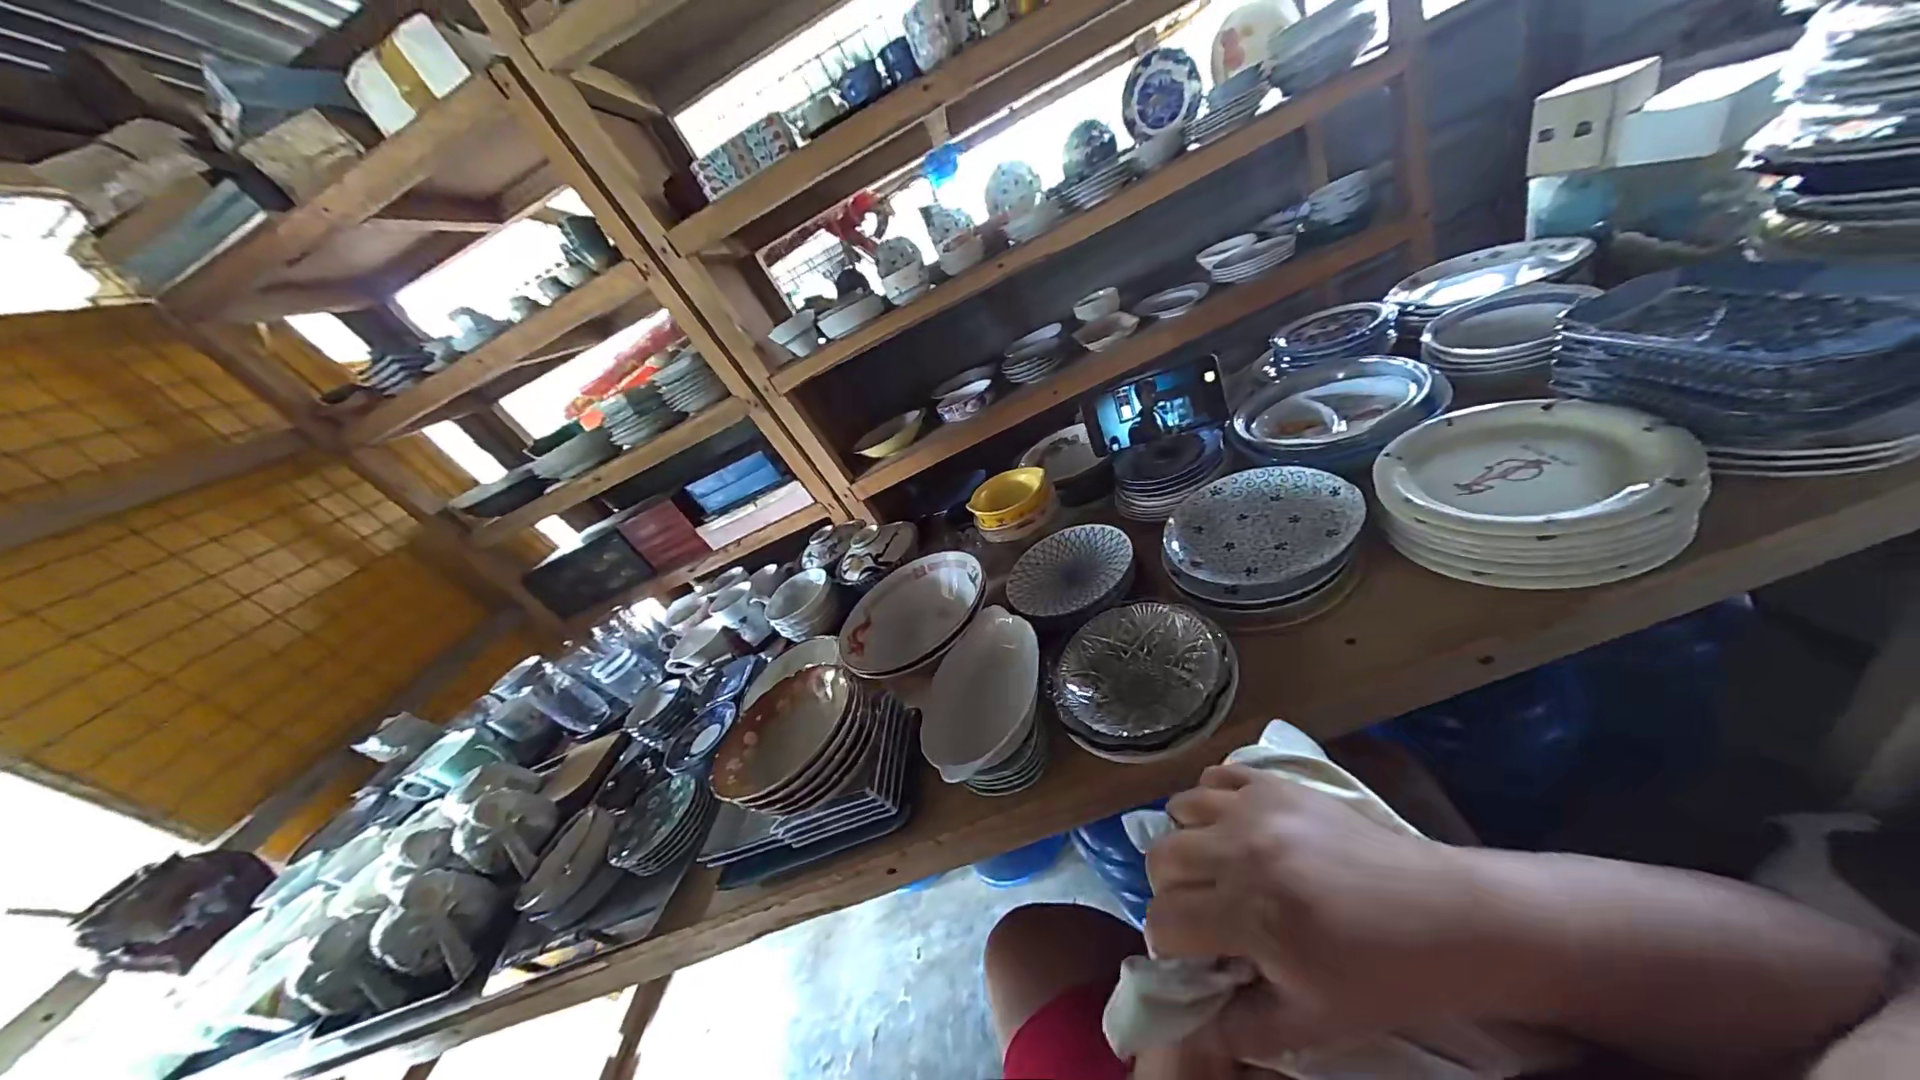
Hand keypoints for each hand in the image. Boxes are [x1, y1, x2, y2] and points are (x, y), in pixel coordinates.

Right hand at [1143, 765, 1509, 1059]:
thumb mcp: (1312, 1022)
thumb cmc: (1384, 978)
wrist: (1450, 917)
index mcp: (1249, 912)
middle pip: (1160, 859)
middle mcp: (1241, 849)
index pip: (1164, 921)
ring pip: (1179, 811)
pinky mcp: (1275, 784)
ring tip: (1219, 865)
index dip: (1169, 946)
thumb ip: (1237, 1028)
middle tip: (1204, 911)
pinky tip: (1236, 828)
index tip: (1193, 955)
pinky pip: (1215, 777)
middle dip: (1171, 892)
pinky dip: (1212, 801)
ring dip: (1188, 842)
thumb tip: (1184, 1027)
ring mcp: (1257, 807)